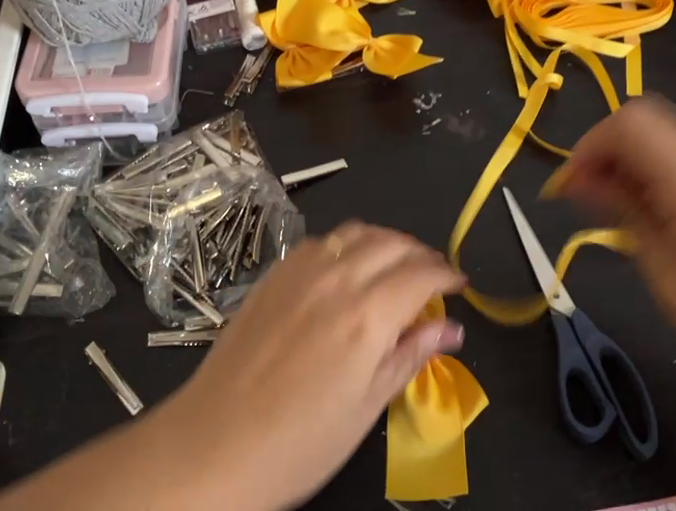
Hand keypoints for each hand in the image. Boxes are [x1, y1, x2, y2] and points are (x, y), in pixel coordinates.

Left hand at [151, 222, 464, 509]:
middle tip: (433, 278)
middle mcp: (336, 277)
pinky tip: (348, 271)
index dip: (447, 274)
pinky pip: (322, 242)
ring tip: (395, 269)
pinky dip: (348, 245)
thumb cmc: (300, 441)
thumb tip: (451, 329)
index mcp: (367, 313)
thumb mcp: (367, 407)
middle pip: (392, 242)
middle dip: (420, 254)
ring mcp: (299, 270)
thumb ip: (410, 356)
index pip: (422, 272)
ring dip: (385, 242)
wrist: (215, 442)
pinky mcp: (273, 274)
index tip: (460, 286)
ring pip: (356, 232)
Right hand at [552, 98, 675, 408]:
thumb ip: (625, 214)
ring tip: (611, 210)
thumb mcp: (669, 277)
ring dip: (628, 160)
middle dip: (604, 149)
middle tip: (583, 196)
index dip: (588, 145)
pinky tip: (649, 215)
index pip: (628, 122)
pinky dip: (653, 172)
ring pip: (663, 137)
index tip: (567, 187)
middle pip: (644, 120)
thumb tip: (582, 180)